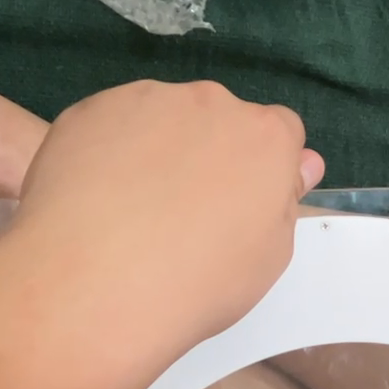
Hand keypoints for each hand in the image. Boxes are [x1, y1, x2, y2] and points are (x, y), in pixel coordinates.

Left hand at [0, 80, 322, 379]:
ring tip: (131, 209)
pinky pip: (111, 124)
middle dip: (209, 152)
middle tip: (182, 211)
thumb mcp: (268, 255)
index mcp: (265, 136)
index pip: (280, 131)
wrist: (96, 288)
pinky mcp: (91, 109)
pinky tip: (94, 197)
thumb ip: (284, 199)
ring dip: (158, 147)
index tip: (239, 202)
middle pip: (220, 119)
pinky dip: (108, 151)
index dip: (261, 167)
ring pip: (163, 117)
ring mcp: (147, 100)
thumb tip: (298, 163)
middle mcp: (211, 102)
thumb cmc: (200, 282)